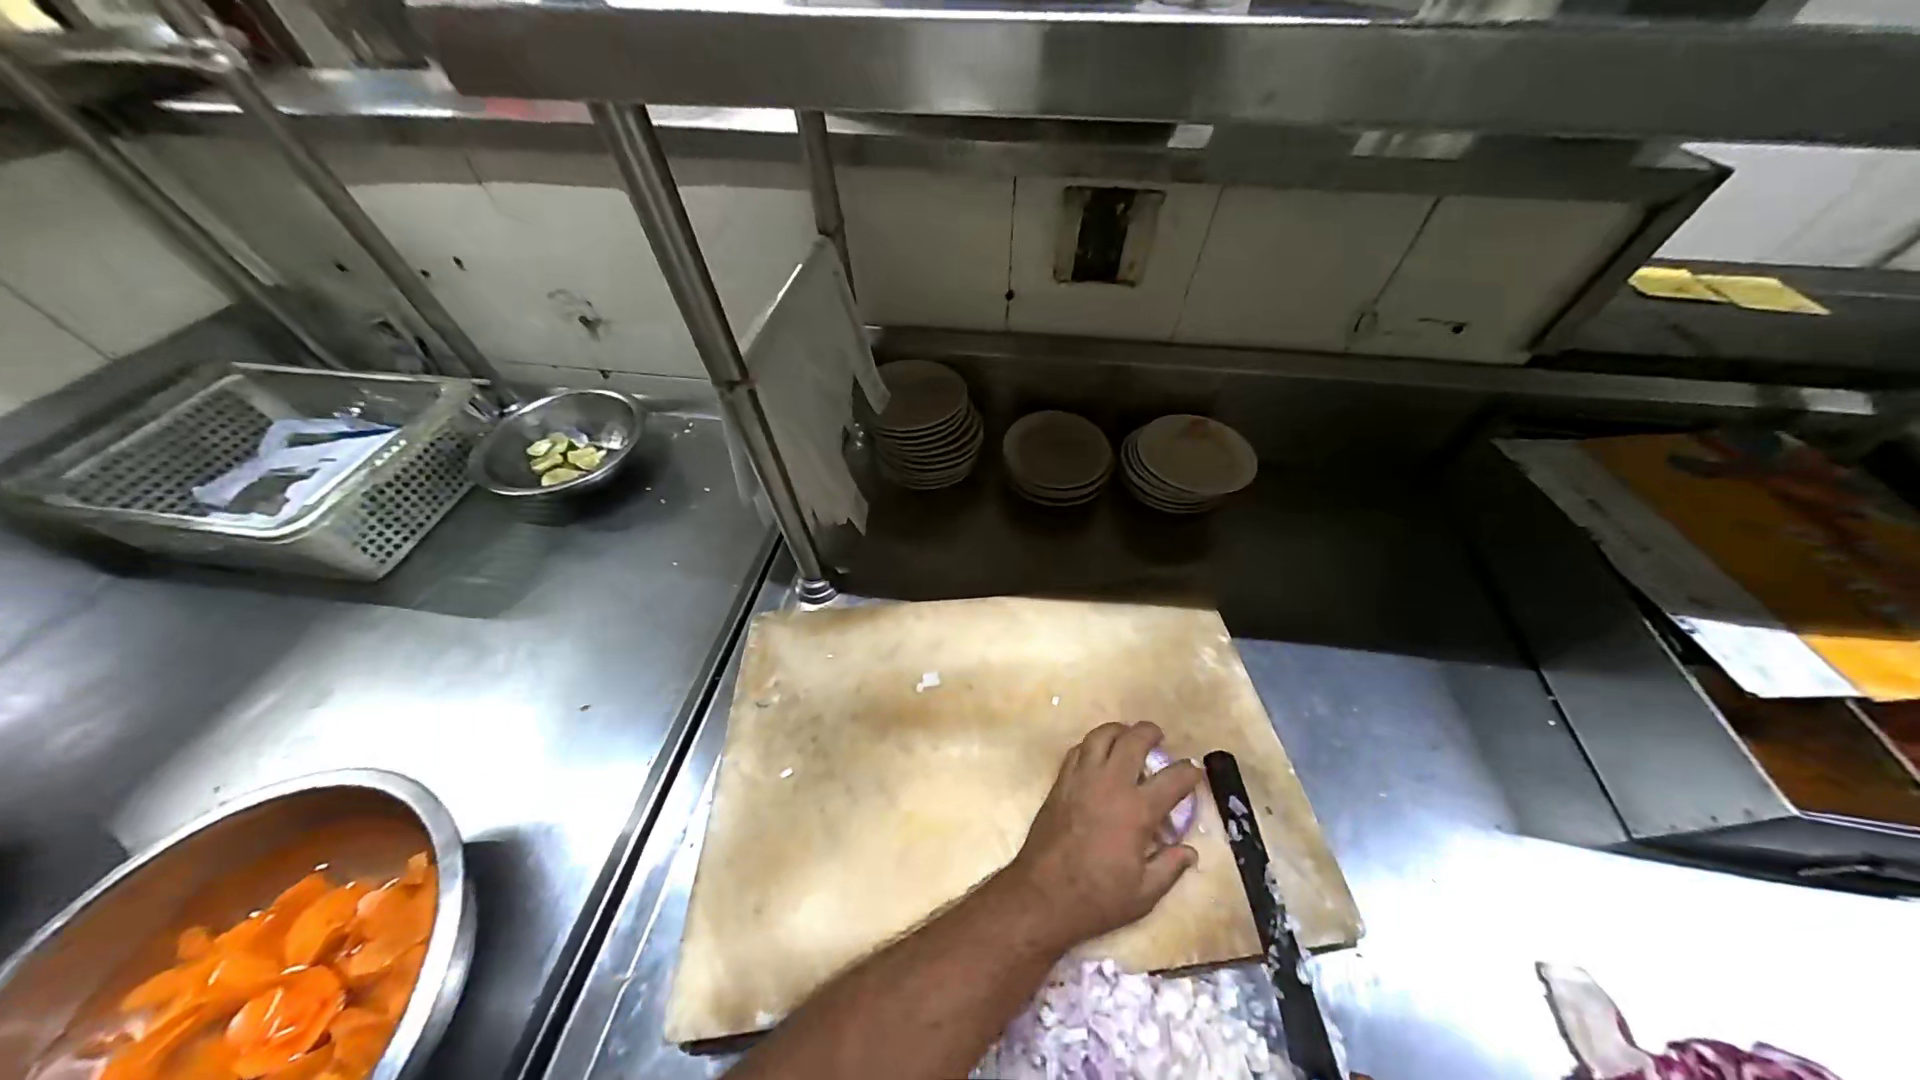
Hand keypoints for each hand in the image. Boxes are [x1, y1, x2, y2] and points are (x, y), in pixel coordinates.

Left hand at [996, 722, 1202, 952]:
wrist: (1042, 894)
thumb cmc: (1097, 898)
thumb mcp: (1144, 894)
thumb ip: (1170, 868)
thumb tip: (1189, 851)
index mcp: (1137, 810)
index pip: (1173, 779)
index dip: (1189, 771)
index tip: (1195, 770)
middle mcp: (1110, 784)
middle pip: (1133, 740)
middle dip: (1150, 732)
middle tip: (1158, 736)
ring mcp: (1081, 779)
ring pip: (1100, 736)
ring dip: (1118, 730)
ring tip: (1127, 736)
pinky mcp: (1060, 782)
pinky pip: (1078, 750)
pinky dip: (1092, 745)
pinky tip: (1098, 756)